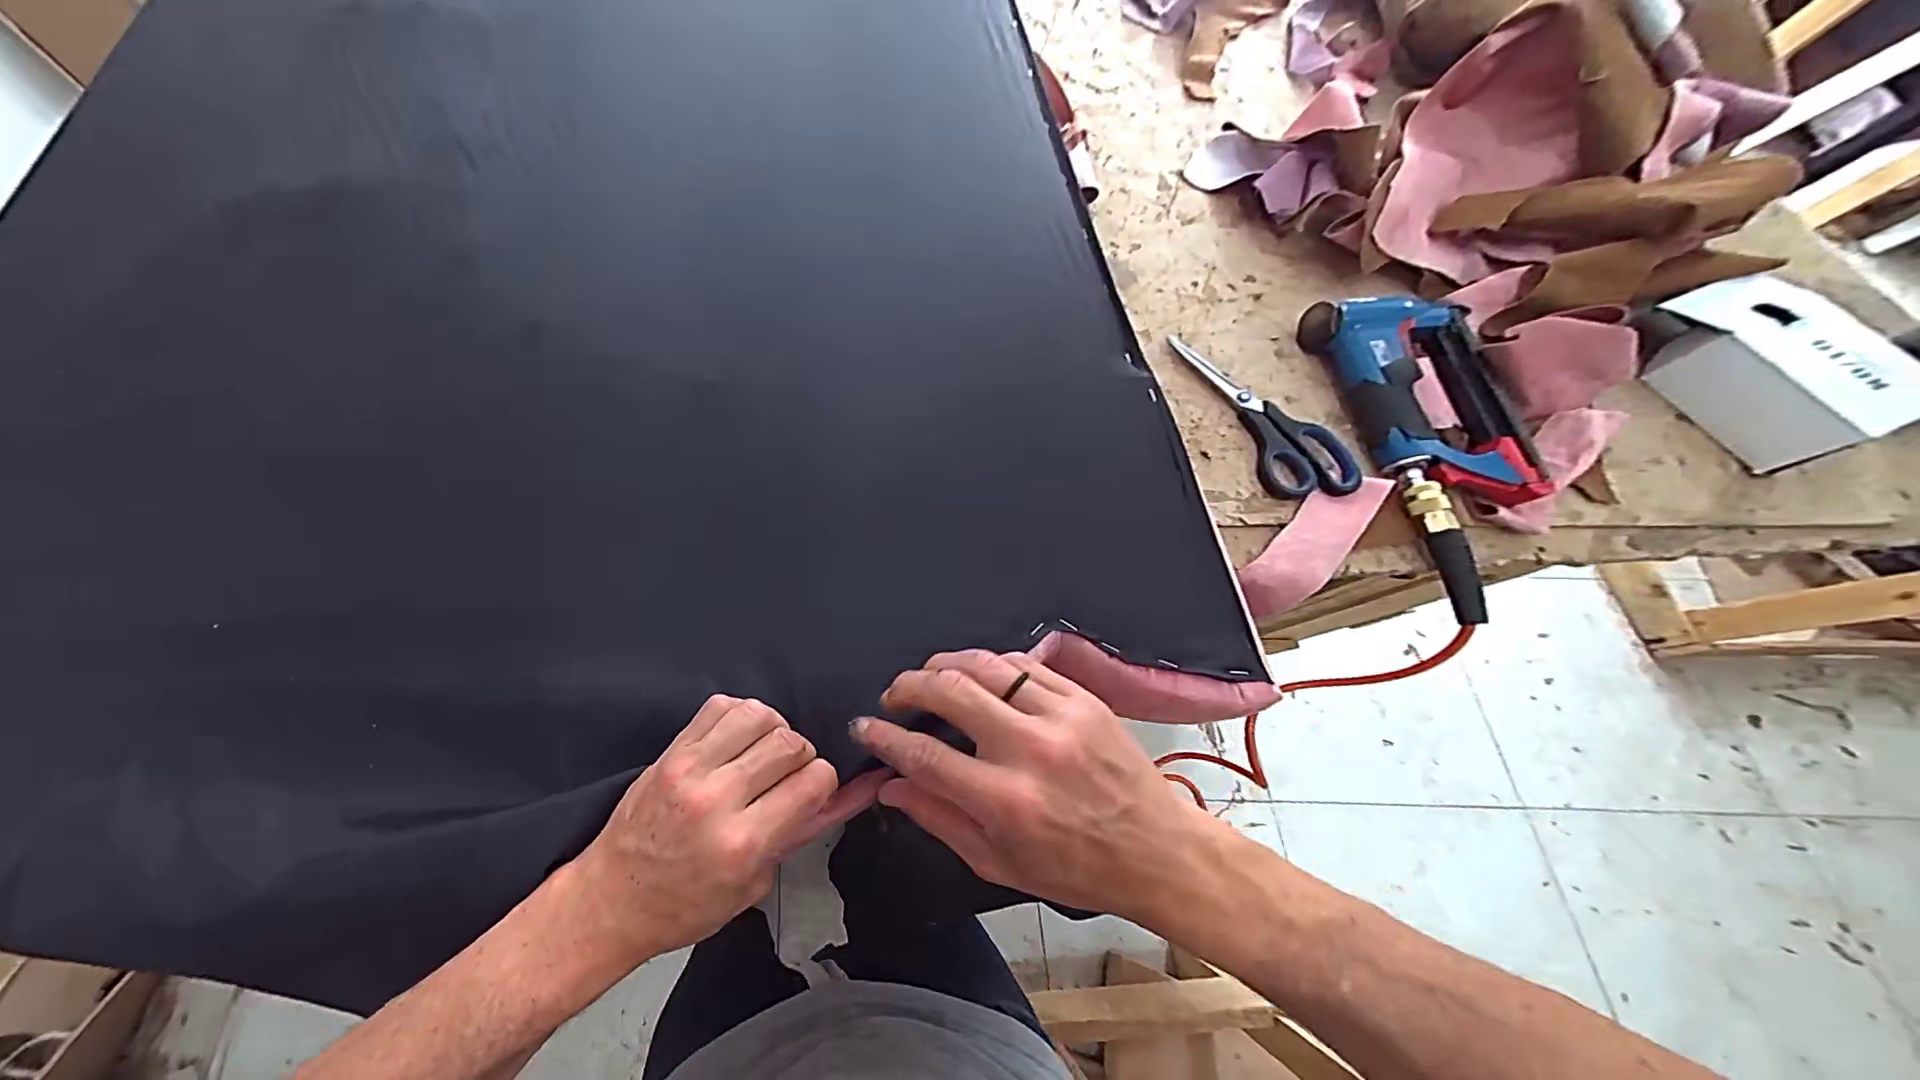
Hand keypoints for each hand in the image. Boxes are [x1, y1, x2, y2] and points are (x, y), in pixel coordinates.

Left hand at [569, 695, 886, 962]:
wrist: (610, 902)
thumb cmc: (685, 903)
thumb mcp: (757, 879)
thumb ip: (808, 827)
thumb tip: (859, 791)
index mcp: (743, 842)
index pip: (814, 779)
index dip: (824, 781)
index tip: (812, 791)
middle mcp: (717, 800)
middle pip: (791, 742)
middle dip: (801, 756)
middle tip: (786, 776)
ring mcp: (689, 771)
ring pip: (759, 714)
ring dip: (773, 730)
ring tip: (762, 753)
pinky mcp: (671, 753)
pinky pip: (721, 706)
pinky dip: (740, 715)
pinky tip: (737, 739)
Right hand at [850, 651, 1236, 926]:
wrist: (1157, 849)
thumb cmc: (1077, 867)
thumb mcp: (999, 863)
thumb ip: (939, 819)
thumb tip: (890, 786)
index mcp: (1005, 801)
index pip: (925, 754)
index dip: (885, 737)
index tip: (866, 726)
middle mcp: (1030, 749)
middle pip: (950, 692)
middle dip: (908, 685)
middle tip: (894, 695)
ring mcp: (1061, 716)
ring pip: (987, 665)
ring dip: (946, 664)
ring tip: (928, 675)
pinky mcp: (1084, 698)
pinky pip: (1025, 664)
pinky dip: (993, 663)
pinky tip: (979, 673)